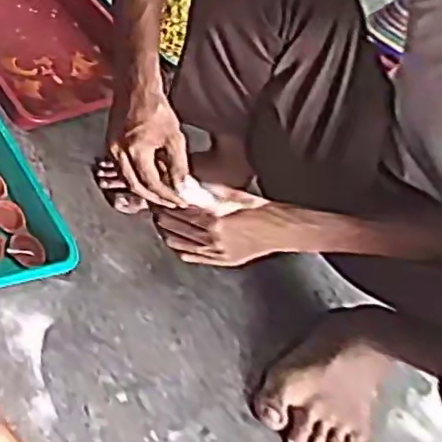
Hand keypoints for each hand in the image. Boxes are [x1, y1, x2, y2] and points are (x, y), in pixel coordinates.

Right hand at [104, 84, 189, 209]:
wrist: (135, 91)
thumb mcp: (175, 138)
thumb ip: (178, 166)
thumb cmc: (157, 111)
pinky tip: (150, 176)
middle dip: (154, 197)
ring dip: (144, 189)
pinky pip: (121, 168)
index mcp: (135, 151)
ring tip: (163, 192)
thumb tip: (182, 188)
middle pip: (134, 185)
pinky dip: (135, 177)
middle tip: (173, 202)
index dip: (167, 195)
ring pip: (126, 178)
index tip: (182, 201)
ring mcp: (111, 149)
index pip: (151, 183)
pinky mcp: (109, 145)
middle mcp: (118, 152)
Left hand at [151, 184, 305, 265]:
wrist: (285, 230)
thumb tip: (178, 181)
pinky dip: (177, 244)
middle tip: (155, 204)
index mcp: (213, 221)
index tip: (156, 194)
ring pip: (174, 242)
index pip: (175, 211)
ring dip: (165, 229)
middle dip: (159, 213)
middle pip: (170, 226)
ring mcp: (216, 253)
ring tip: (163, 218)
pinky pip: (188, 255)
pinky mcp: (222, 261)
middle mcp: (212, 240)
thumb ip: (202, 190)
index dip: (163, 201)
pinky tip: (176, 234)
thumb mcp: (229, 194)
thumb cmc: (259, 208)